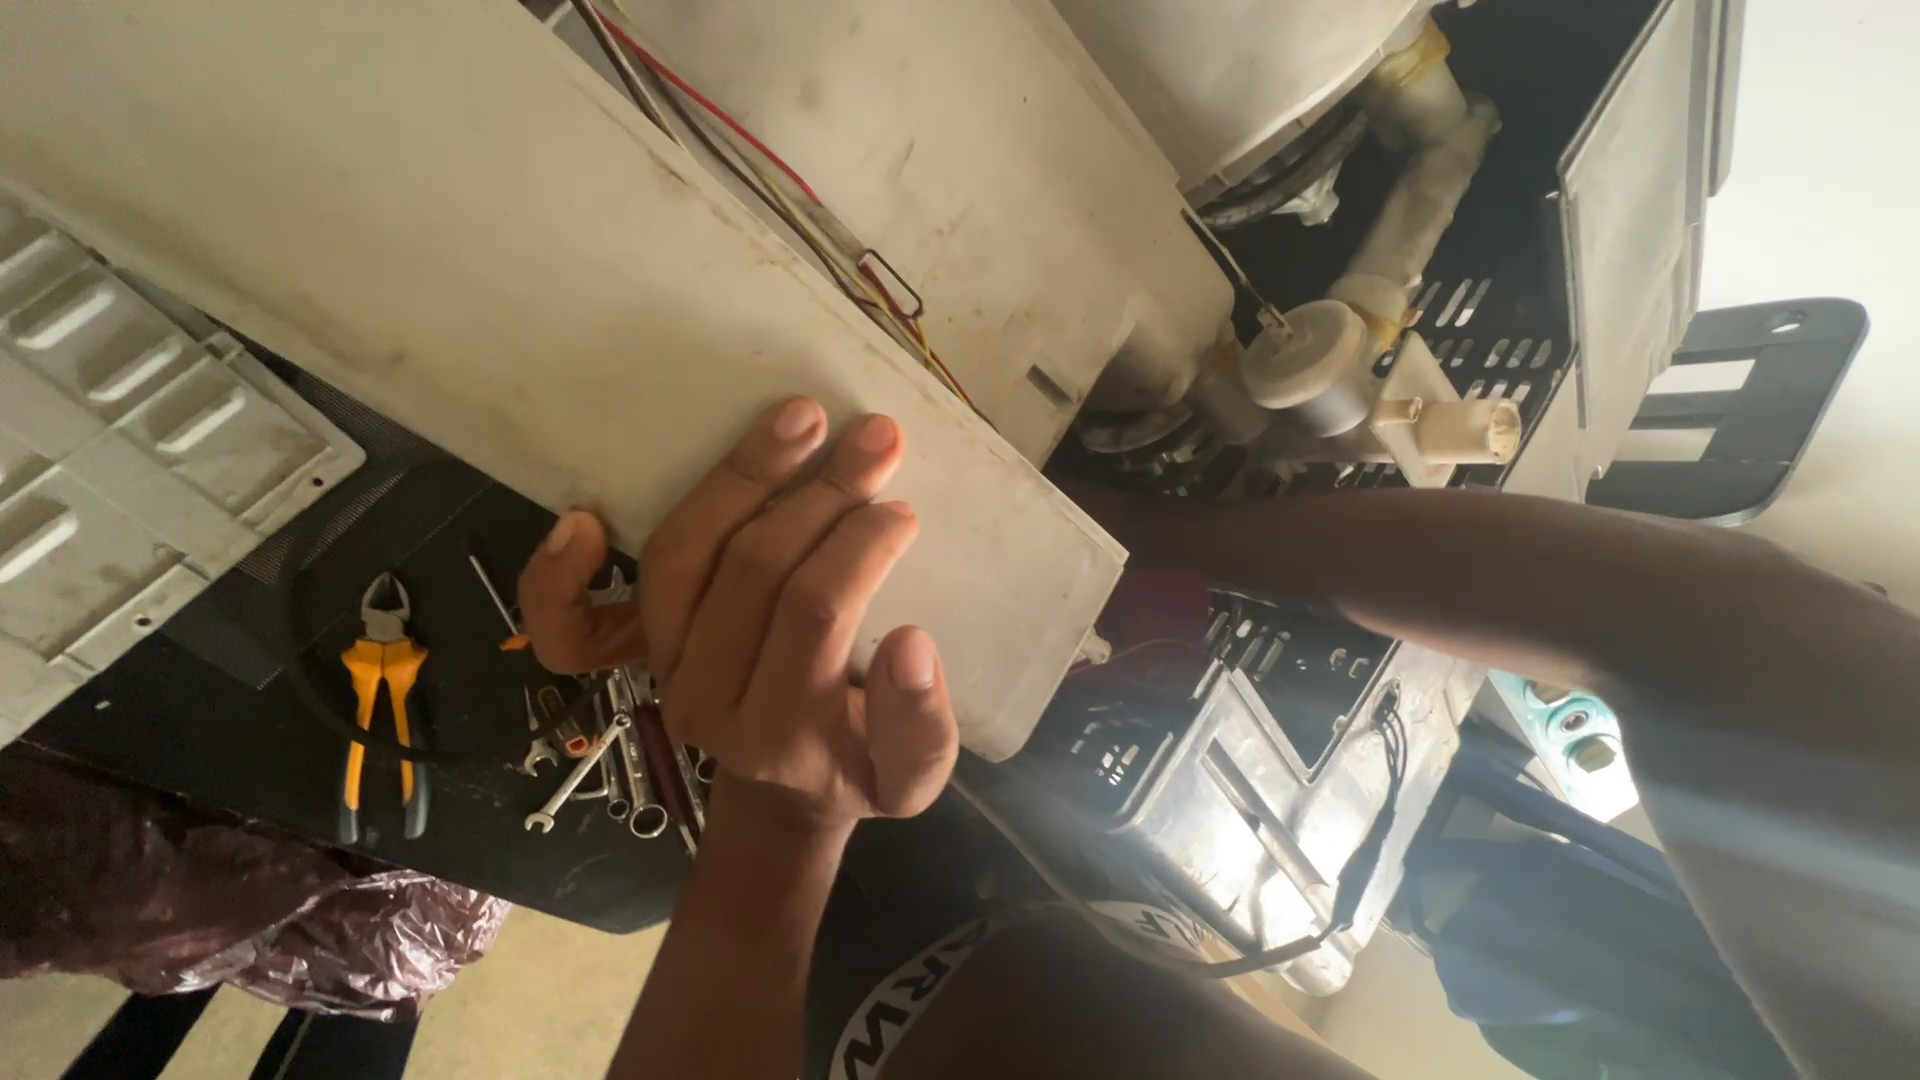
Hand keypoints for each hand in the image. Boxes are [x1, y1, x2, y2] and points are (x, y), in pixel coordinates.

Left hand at [517, 397, 957, 831]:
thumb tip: (911, 643)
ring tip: (798, 419)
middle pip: (751, 570)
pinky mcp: (637, 653)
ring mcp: (663, 670)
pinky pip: (577, 625)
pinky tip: (587, 520)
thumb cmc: (859, 771)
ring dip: (741, 476)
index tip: (902, 510)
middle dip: (820, 493)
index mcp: (781, 732)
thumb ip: (921, 726)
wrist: (789, 793)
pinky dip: (562, 576)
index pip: (814, 613)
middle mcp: (706, 699)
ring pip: (682, 558)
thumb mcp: (915, 775)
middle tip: (876, 439)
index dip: (858, 549)